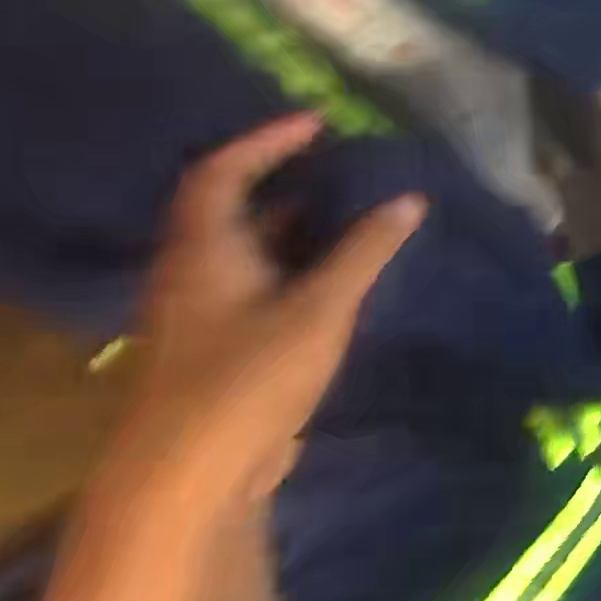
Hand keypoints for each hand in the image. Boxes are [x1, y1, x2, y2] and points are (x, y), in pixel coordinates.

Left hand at [119, 114, 425, 498]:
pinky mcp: (226, 341)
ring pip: (252, 246)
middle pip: (233, 206)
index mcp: (204, 251)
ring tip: (355, 208)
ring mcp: (208, 310)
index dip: (265, 141)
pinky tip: (342, 269)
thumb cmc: (250, 377)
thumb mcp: (320, 306)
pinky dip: (303, 260)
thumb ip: (366, 250)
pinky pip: (265, 279)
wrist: (191, 476)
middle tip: (344, 164)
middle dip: (286, 178)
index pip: (220, 173)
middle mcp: (195, 271)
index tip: (319, 124)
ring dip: (298, 221)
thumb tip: (409, 199)